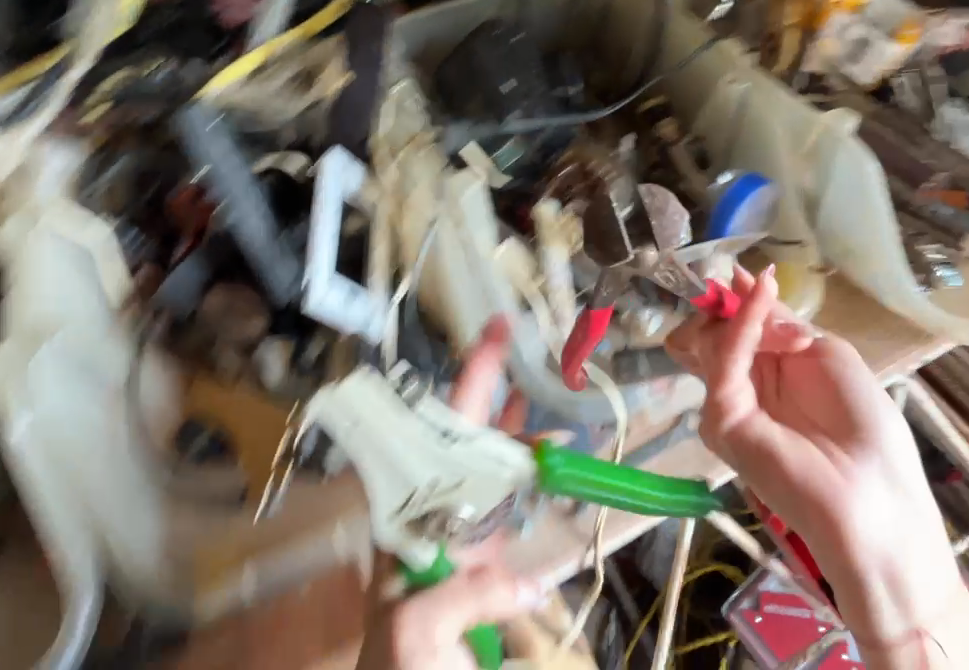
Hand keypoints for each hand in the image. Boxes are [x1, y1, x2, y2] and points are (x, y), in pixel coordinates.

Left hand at [356, 319, 541, 669]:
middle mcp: (437, 510)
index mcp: (413, 512)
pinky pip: (513, 501)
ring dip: (520, 426)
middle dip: (496, 390)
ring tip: (545, 388)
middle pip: (470, 435)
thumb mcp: (414, 636)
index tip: (495, 332)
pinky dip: (536, 473)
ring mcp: (463, 534)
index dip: (470, 378)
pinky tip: (555, 458)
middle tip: (528, 348)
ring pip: (494, 462)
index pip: (441, 431)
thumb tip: (527, 579)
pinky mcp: (487, 561)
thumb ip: (461, 597)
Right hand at [664, 266, 968, 649]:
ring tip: (770, 313)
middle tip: (739, 285)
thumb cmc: (865, 426)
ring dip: (736, 312)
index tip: (734, 270)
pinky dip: (741, 321)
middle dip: (722, 303)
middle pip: (710, 332)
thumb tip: (743, 281)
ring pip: (708, 340)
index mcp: (767, 374)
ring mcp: (727, 405)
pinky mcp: (721, 420)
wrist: (875, 496)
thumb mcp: (826, 353)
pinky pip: (724, 358)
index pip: (734, 327)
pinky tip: (757, 298)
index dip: (734, 297)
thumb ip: (779, 322)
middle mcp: (741, 387)